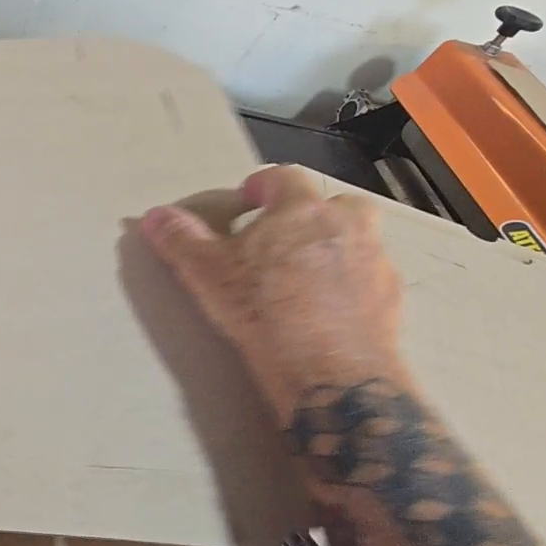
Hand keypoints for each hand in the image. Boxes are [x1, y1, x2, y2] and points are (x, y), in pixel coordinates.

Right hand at [140, 166, 408, 421]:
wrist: (327, 367)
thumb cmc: (261, 309)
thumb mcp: (205, 273)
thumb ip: (180, 239)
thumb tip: (155, 215)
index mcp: (301, 210)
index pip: (283, 177)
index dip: (261, 185)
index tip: (245, 200)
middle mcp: (346, 224)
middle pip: (332, 202)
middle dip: (306, 213)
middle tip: (279, 238)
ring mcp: (374, 259)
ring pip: (355, 237)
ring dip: (330, 244)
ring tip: (300, 273)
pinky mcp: (390, 295)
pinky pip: (366, 273)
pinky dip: (346, 279)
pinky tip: (322, 306)